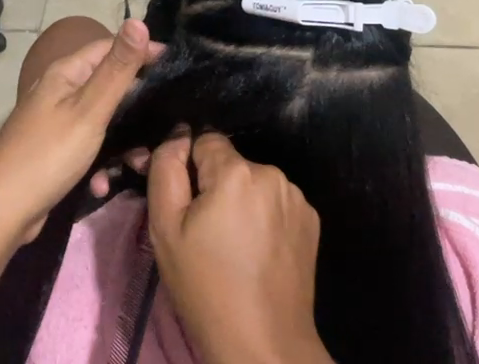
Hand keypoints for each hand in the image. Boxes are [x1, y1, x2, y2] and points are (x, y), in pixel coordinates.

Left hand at [0, 20, 161, 242]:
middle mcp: (58, 91)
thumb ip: (117, 68)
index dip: (141, 51)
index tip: (175, 66)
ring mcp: (54, 122)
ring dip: (121, 141)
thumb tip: (138, 21)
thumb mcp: (90, 110)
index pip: (109, 47)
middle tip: (164, 122)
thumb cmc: (48, 154)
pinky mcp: (54, 151)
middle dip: (136, 104)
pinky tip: (103, 184)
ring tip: (138, 163)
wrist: (0, 213)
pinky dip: (99, 163)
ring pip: (101, 121)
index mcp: (65, 73)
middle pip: (107, 85)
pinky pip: (87, 147)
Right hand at [148, 132, 332, 363]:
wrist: (263, 342)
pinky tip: (259, 253)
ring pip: (255, 184)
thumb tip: (177, 136)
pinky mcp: (311, 221)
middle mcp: (272, 173)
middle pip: (232, 165)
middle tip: (208, 234)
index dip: (191, 171)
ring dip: (243, 203)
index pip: (205, 141)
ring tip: (235, 247)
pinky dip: (266, 219)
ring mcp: (297, 198)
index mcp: (236, 171)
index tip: (188, 207)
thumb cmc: (205, 286)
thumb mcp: (166, 229)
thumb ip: (166, 170)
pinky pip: (277, 204)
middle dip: (218, 188)